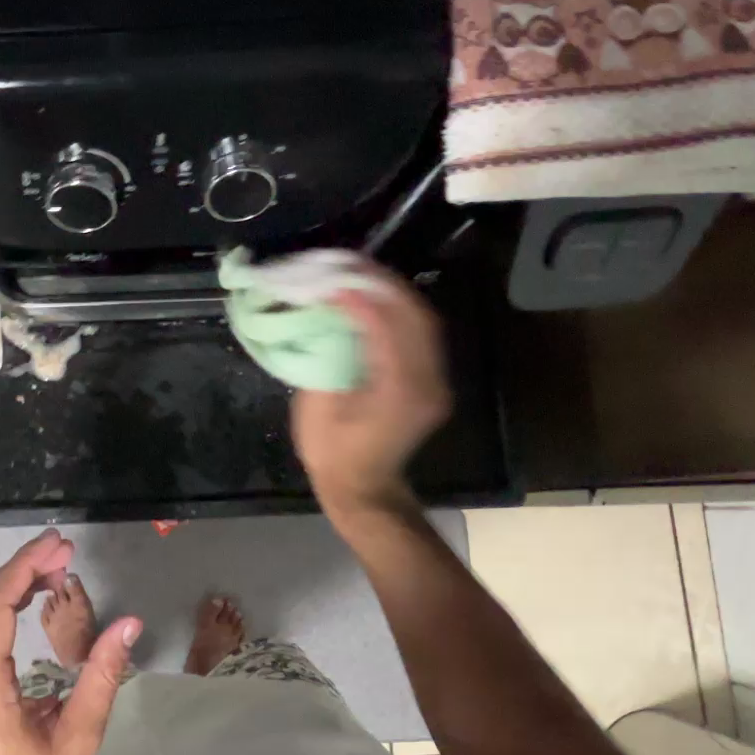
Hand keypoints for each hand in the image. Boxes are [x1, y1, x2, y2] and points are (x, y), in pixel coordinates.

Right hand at [291, 269, 451, 513]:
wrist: (364, 489)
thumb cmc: (333, 454)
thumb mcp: (319, 406)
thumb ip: (328, 356)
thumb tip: (328, 316)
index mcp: (398, 389)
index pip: (386, 326)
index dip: (360, 298)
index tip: (331, 282)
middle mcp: (427, 381)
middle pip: (415, 316)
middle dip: (382, 284)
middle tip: (348, 265)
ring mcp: (435, 382)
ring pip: (423, 321)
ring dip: (393, 294)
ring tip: (360, 276)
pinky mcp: (431, 382)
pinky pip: (421, 336)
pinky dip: (399, 313)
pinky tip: (374, 302)